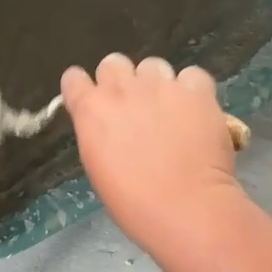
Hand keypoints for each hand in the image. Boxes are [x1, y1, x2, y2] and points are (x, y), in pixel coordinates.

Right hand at [61, 55, 240, 247]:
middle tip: (136, 106)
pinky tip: (197, 109)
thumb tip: (107, 126)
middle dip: (122, 80)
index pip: (73, 78)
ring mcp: (159, 86)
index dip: (84, 88)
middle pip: (113, 62)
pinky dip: (194, 90)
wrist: (186, 208)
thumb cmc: (134, 202)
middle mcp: (120, 88)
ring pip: (153, 65)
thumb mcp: (97, 164)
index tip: (95, 102)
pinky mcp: (195, 92)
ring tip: (171, 109)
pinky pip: (193, 76)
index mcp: (90, 107)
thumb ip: (97, 132)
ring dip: (158, 83)